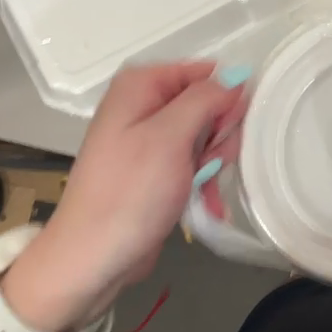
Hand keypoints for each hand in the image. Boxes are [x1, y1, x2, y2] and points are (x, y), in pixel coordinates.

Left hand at [2, 63, 247, 331]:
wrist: (93, 259)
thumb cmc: (130, 193)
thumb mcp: (170, 137)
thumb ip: (207, 99)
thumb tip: (238, 74)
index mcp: (141, 85)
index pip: (206, 73)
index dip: (224, 99)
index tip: (227, 129)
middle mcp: (144, 106)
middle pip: (209, 105)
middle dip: (219, 136)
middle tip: (209, 162)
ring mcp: (150, 140)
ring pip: (208, 136)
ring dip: (215, 164)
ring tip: (203, 186)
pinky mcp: (156, 171)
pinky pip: (195, 163)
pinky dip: (205, 183)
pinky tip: (208, 204)